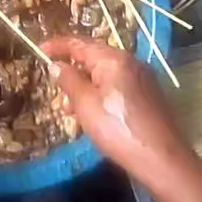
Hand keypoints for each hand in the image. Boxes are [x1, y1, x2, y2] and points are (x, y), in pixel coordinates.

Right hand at [42, 36, 194, 188]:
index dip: (58, 45)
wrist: (161, 159)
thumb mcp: (85, 105)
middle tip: (55, 86)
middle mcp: (131, 61)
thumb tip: (57, 65)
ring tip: (70, 109)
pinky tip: (93, 114)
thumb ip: (69, 80)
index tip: (39, 50)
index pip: (80, 43)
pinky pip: (118, 85)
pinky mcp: (149, 95)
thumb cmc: (117, 129)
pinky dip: (101, 93)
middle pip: (94, 57)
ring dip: (86, 85)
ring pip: (106, 73)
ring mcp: (143, 78)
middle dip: (72, 69)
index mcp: (114, 59)